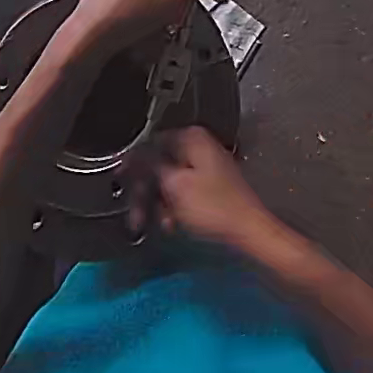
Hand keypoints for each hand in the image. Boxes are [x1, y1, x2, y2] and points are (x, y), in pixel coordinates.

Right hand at [128, 126, 279, 251]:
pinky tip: (172, 225)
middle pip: (158, 164)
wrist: (252, 235)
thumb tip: (131, 154)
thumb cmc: (213, 208)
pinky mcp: (212, 187)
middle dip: (146, 192)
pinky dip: (174, 207)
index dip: (133, 165)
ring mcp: (206, 166)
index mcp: (191, 138)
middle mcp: (198, 146)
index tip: (120, 184)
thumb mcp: (173, 185)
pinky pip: (183, 191)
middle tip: (136, 216)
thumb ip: (148, 165)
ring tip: (159, 224)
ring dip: (159, 203)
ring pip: (169, 180)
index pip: (150, 143)